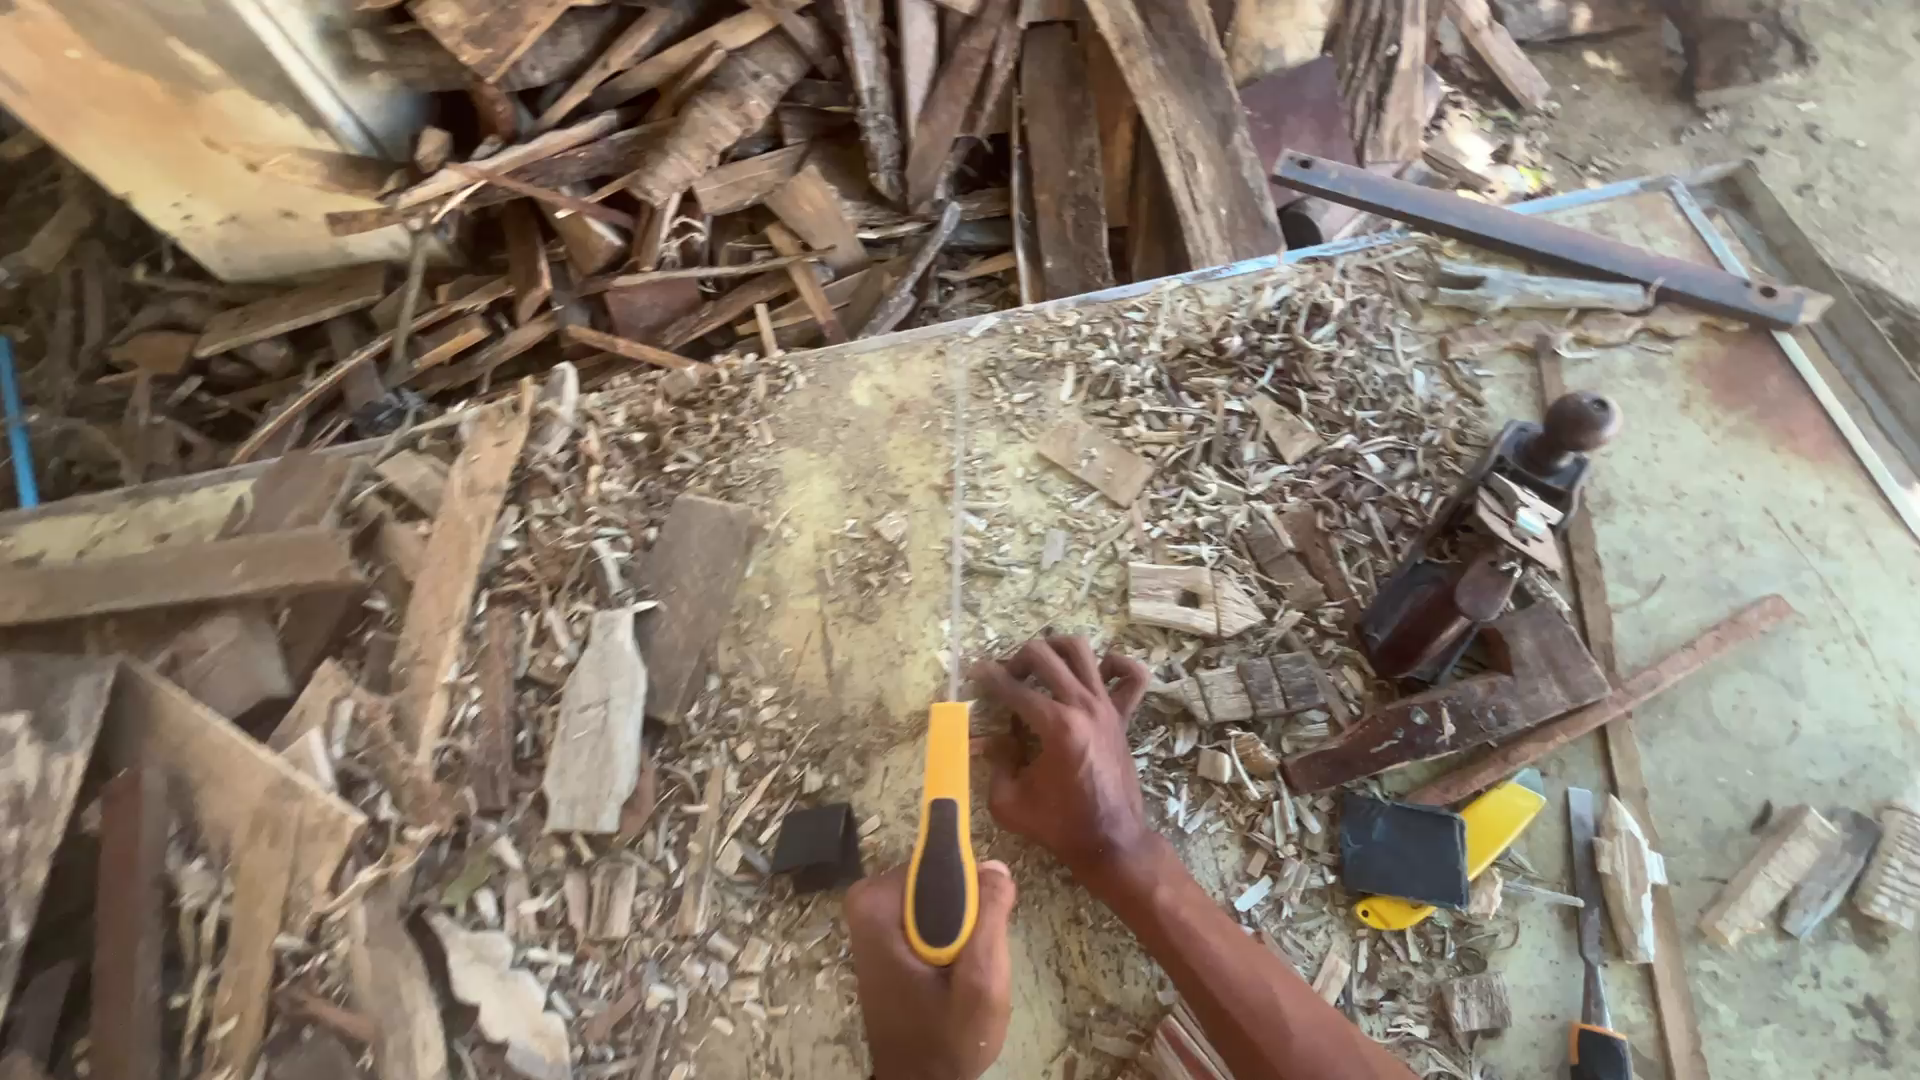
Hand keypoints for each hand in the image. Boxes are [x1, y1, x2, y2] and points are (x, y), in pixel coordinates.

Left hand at [845, 861, 1018, 1079]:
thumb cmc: (946, 1039)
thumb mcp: (980, 982)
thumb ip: (989, 918)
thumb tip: (995, 864)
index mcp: (876, 906)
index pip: (936, 862)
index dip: (969, 890)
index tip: (982, 926)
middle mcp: (866, 904)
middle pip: (936, 877)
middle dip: (965, 910)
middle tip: (975, 954)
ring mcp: (873, 919)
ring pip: (936, 894)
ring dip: (960, 925)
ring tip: (963, 968)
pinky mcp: (884, 934)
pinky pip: (928, 911)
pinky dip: (948, 934)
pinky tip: (953, 969)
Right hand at [971, 637, 1159, 896]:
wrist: (1111, 842)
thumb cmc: (1059, 825)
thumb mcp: (1009, 802)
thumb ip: (992, 764)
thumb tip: (985, 739)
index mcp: (1055, 726)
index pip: (1012, 688)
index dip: (987, 678)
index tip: (975, 673)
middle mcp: (1082, 706)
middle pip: (1043, 655)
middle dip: (1017, 660)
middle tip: (1007, 679)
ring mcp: (1106, 707)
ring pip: (1081, 651)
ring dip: (1055, 650)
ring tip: (1041, 667)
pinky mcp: (1123, 715)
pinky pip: (1131, 676)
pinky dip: (1115, 664)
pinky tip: (1096, 672)